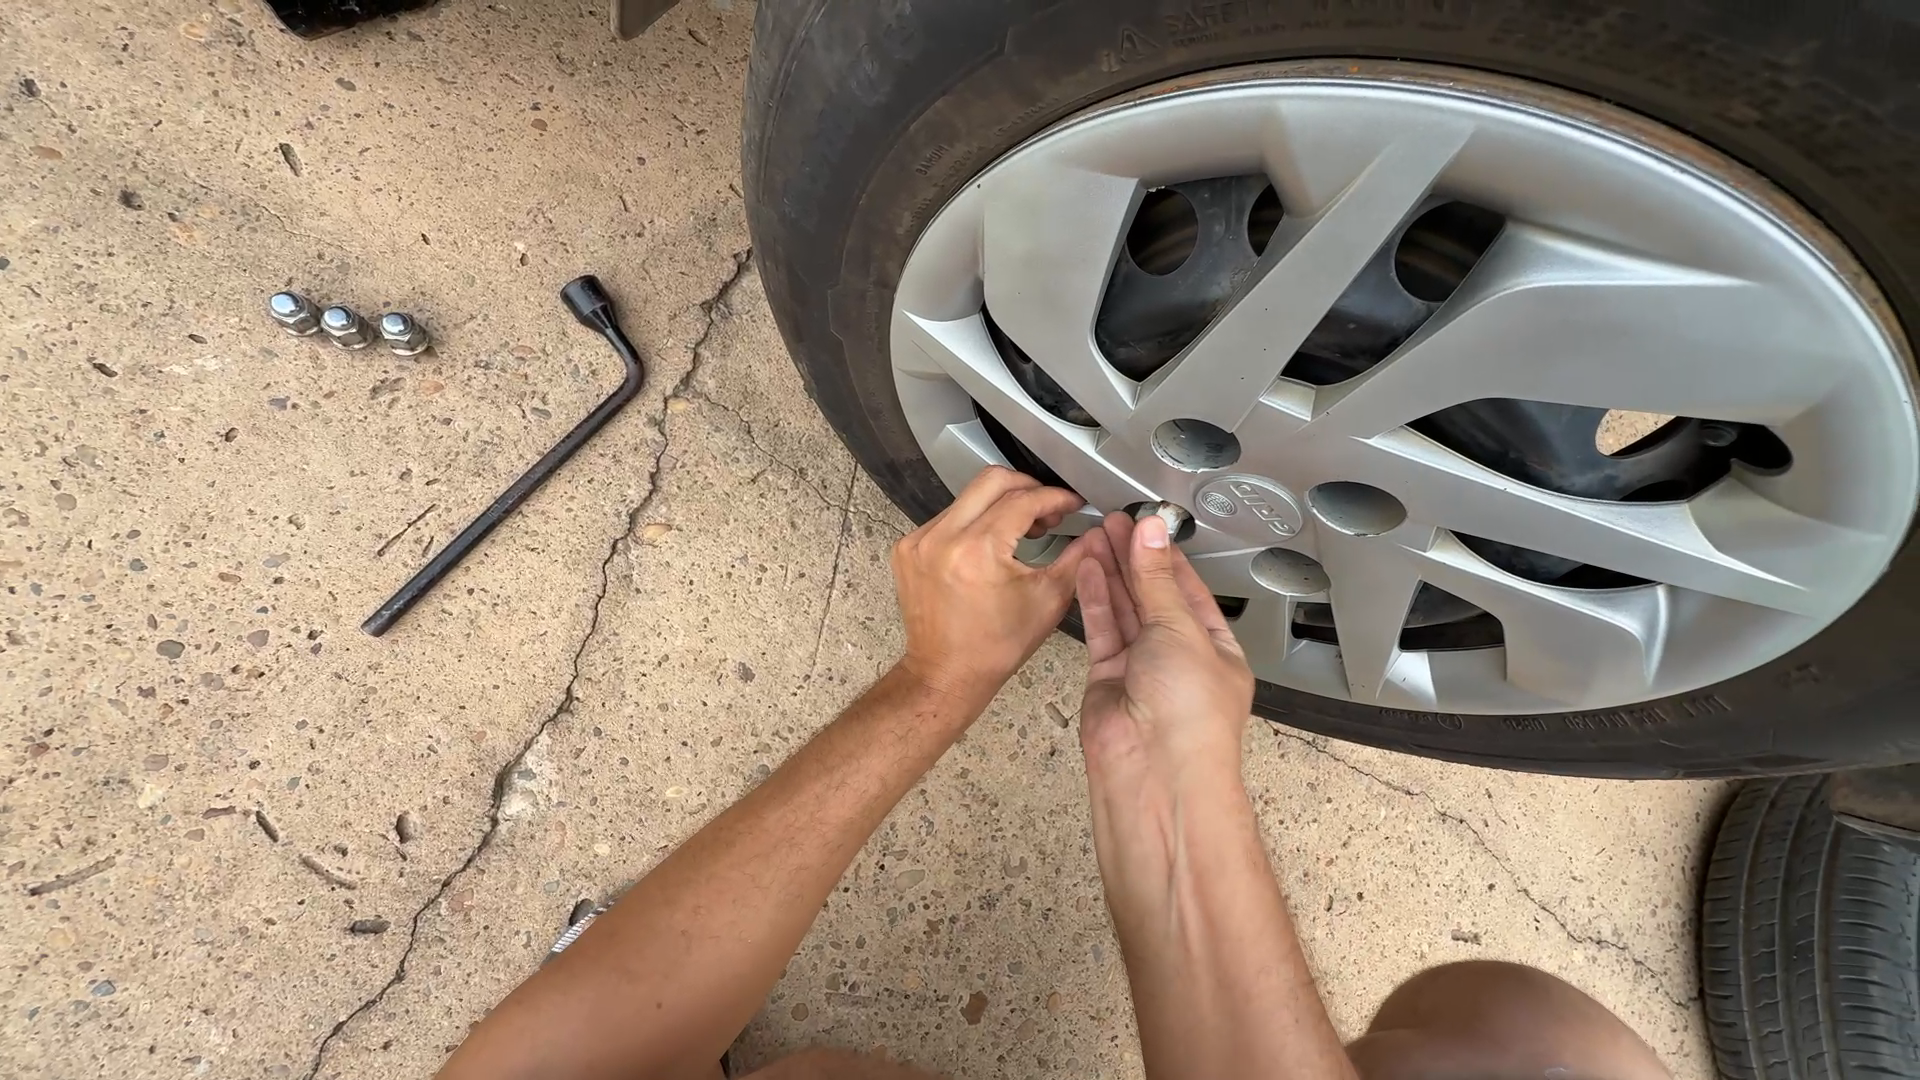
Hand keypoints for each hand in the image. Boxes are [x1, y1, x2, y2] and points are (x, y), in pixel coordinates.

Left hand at [892, 466, 1096, 703]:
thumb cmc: (994, 647)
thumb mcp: (1049, 601)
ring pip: (968, 496)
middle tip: (1048, 508)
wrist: (946, 673)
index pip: (1024, 501)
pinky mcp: (908, 548)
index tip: (1071, 503)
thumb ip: (1077, 558)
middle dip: (1028, 487)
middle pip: (993, 480)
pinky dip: (974, 521)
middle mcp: (943, 538)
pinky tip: (991, 542)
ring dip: (1000, 504)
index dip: (1055, 497)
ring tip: (1022, 528)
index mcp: (978, 551)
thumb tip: (1096, 532)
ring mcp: (920, 541)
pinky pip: (948, 516)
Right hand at [1074, 511, 1254, 785]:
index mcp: (1215, 648)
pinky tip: (1088, 569)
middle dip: (1135, 558)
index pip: (1189, 589)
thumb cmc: (1189, 713)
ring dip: (1112, 572)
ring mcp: (1141, 667)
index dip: (1166, 555)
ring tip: (1097, 534)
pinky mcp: (1108, 677)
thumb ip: (1157, 580)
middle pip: (1153, 595)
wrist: (1154, 772)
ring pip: (1124, 609)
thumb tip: (1151, 533)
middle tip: (1115, 521)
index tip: (1146, 524)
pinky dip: (1094, 598)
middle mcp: (1179, 656)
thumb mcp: (1180, 631)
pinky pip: (1102, 630)